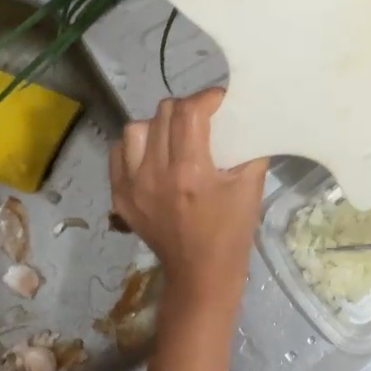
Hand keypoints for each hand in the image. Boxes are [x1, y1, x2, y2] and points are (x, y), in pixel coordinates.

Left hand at [109, 88, 268, 315]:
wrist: (200, 273)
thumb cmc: (231, 231)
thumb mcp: (251, 186)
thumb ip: (250, 148)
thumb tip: (249, 120)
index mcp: (190, 171)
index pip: (190, 112)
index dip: (207, 97)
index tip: (220, 100)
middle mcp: (155, 173)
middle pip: (163, 114)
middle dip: (186, 108)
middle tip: (203, 118)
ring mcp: (132, 186)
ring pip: (136, 129)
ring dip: (158, 125)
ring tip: (174, 136)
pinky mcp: (120, 197)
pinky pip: (119, 153)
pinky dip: (136, 147)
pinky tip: (154, 155)